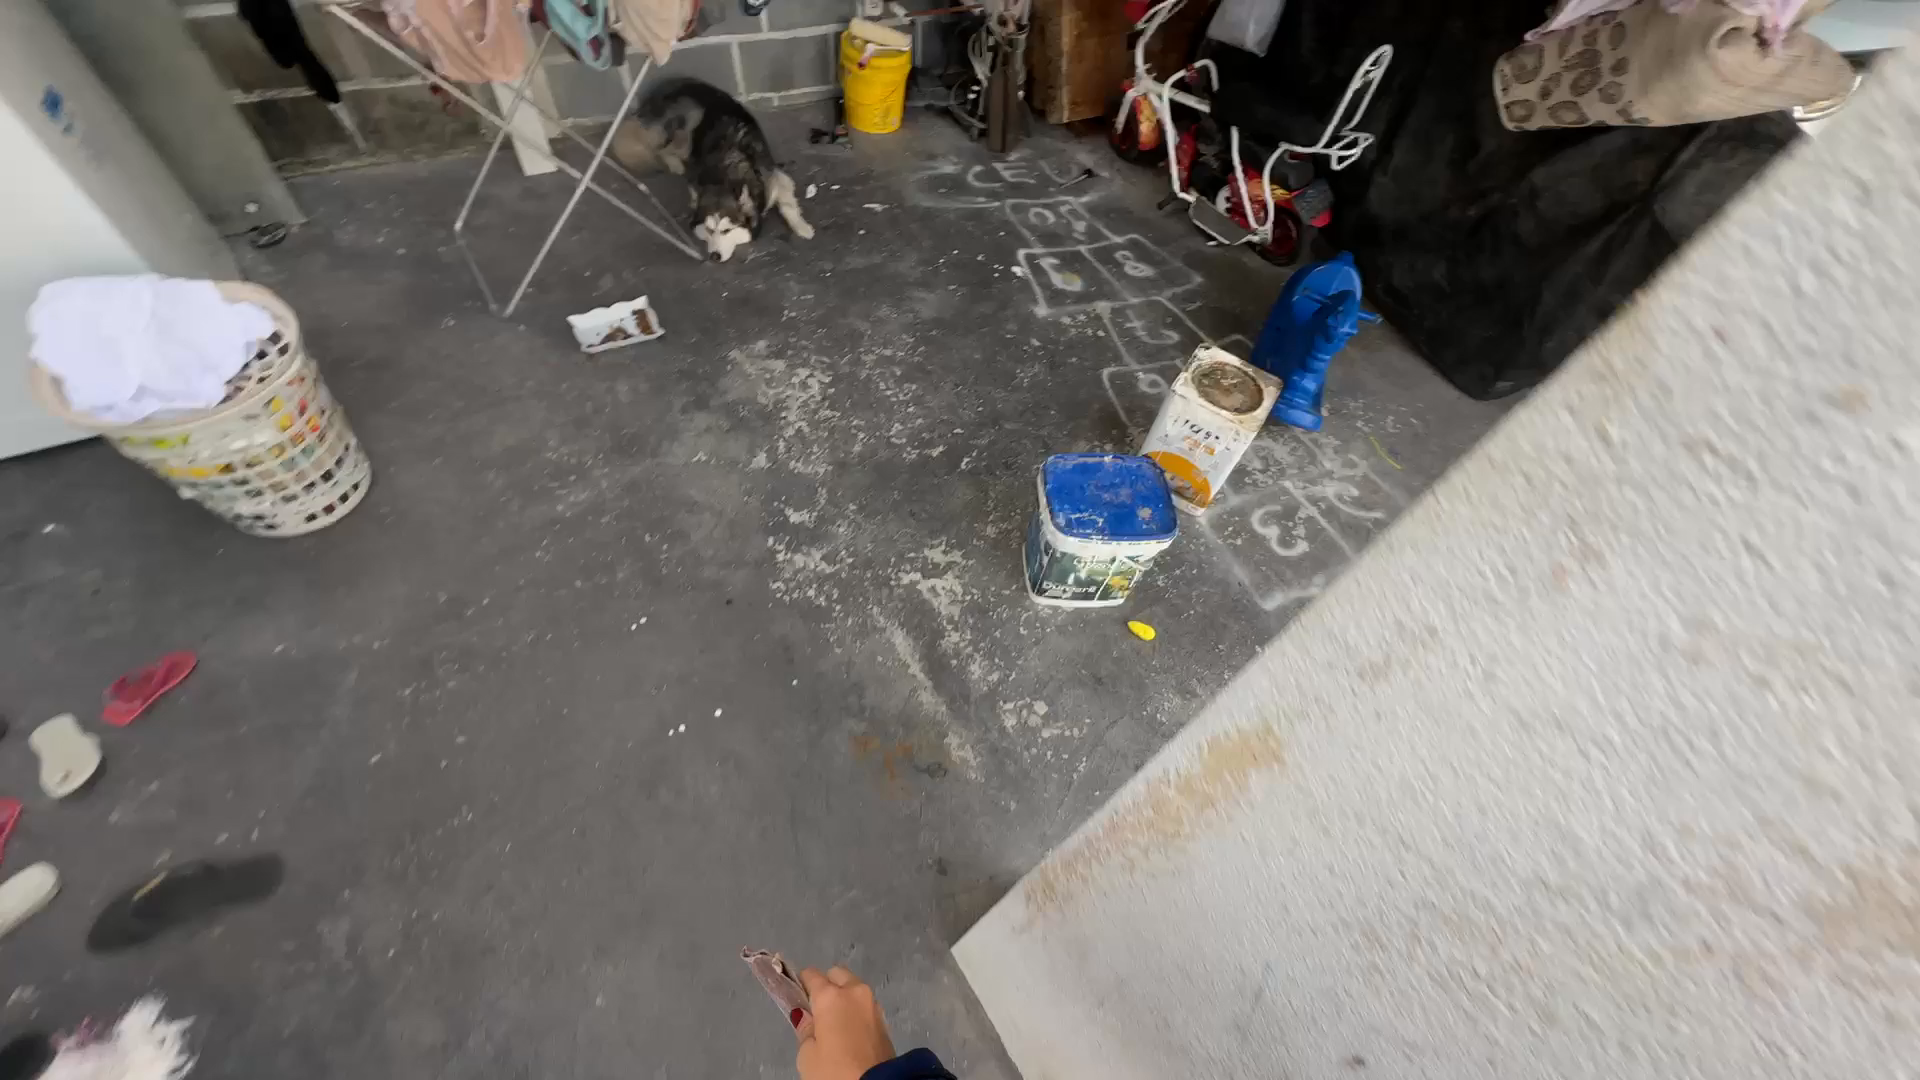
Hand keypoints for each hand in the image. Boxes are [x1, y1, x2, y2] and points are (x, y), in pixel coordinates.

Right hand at [795, 965, 895, 1079]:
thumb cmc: (834, 1073)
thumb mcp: (807, 1057)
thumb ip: (804, 1030)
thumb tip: (805, 1015)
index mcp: (830, 996)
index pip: (812, 975)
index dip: (801, 982)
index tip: (796, 993)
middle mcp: (854, 990)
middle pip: (836, 974)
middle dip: (825, 984)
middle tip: (816, 1010)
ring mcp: (872, 1002)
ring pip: (853, 987)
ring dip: (843, 996)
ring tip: (834, 1022)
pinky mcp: (883, 1018)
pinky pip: (864, 1003)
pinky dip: (855, 1009)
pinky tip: (849, 1030)